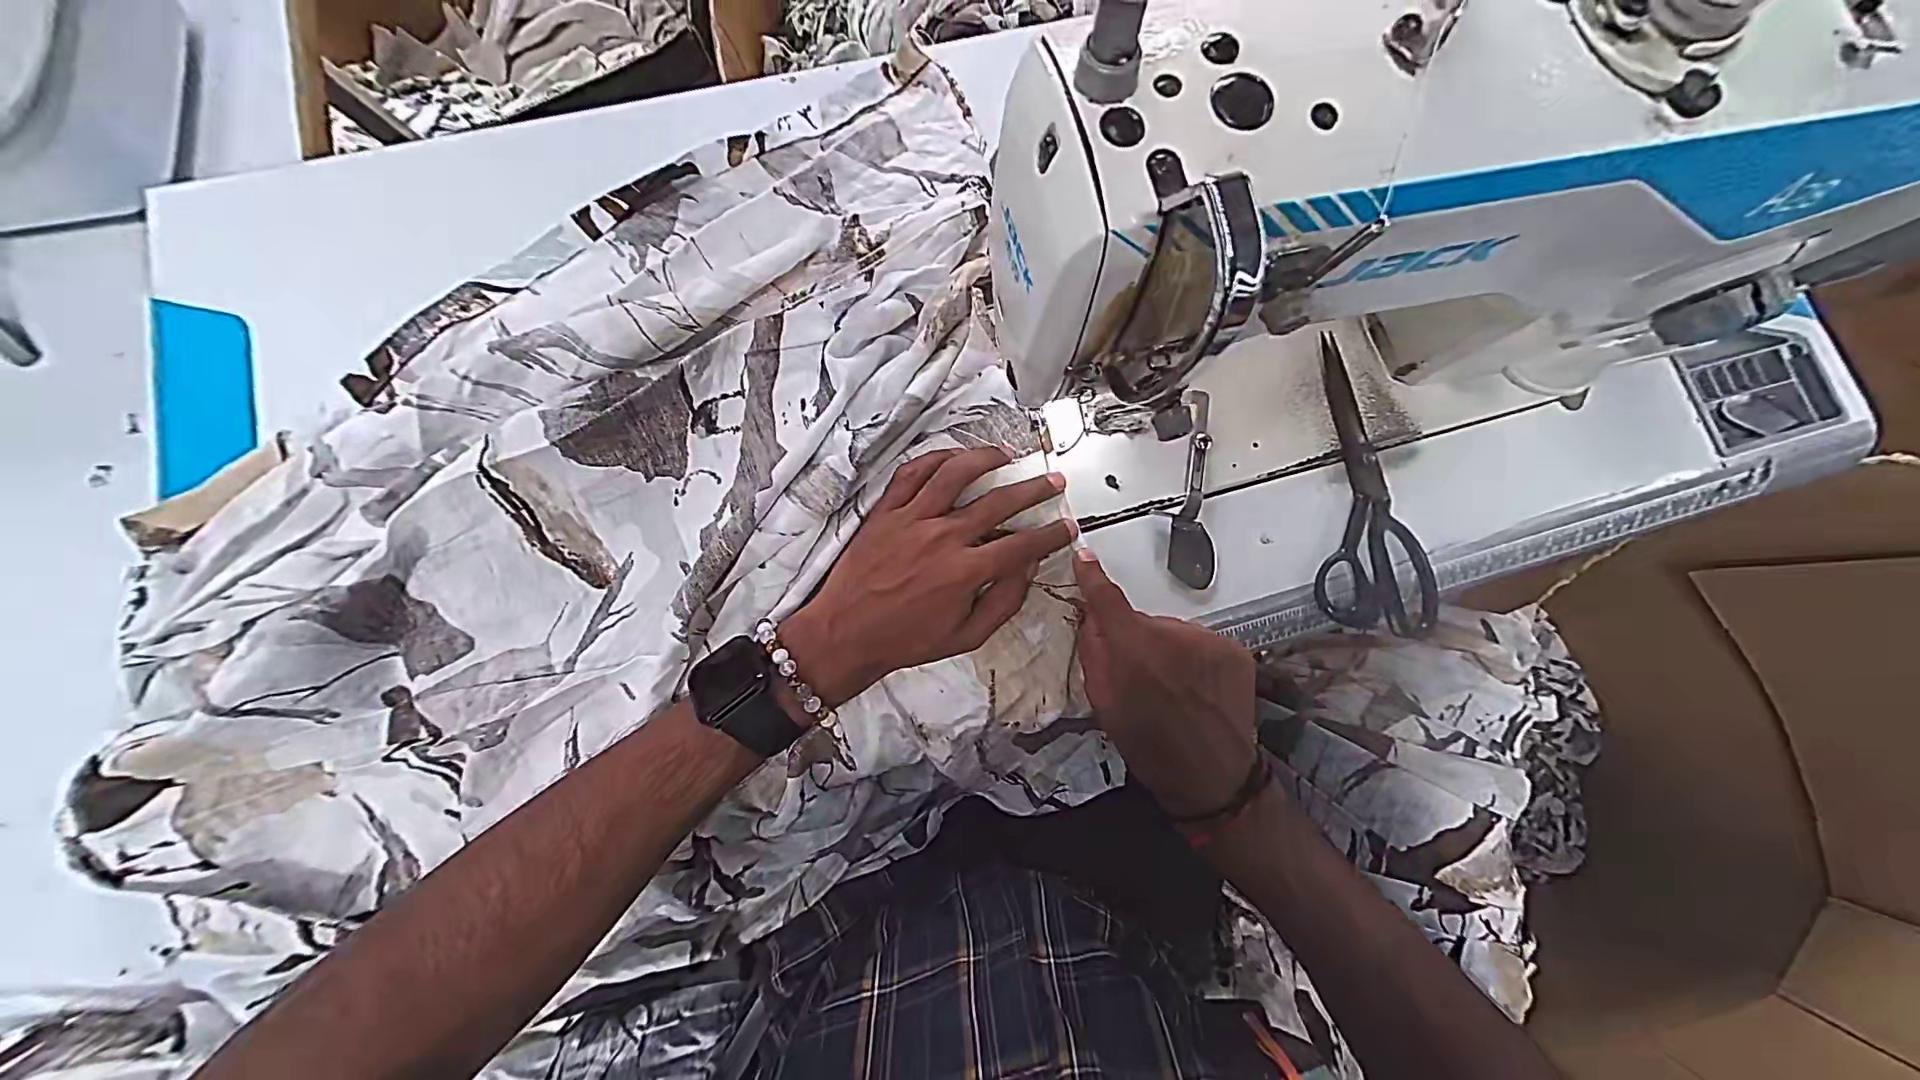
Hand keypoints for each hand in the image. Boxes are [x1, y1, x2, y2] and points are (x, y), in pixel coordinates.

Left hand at [779, 447, 1077, 707]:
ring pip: (956, 473)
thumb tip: (1026, 572)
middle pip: (1000, 501)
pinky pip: (912, 473)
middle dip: (1034, 489)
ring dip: (987, 459)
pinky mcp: (886, 512)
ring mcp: (911, 520)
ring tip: (1005, 456)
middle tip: (1050, 482)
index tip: (1064, 527)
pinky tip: (952, 457)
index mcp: (964, 572)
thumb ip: (1003, 602)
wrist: (846, 634)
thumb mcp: (965, 636)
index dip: (1051, 534)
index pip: (1022, 544)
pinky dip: (935, 458)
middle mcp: (941, 538)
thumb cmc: (901, 638)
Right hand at [1073, 549, 1257, 816]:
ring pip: (1173, 632)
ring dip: (1169, 650)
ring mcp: (1207, 642)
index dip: (1092, 576)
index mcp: (1134, 651)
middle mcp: (1172, 637)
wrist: (1212, 776)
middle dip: (1137, 639)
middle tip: (1142, 677)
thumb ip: (1094, 655)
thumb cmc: (1153, 748)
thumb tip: (1091, 621)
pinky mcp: (1232, 649)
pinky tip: (1195, 687)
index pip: (1107, 599)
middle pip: (1142, 620)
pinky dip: (1194, 658)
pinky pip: (1200, 642)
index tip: (1085, 558)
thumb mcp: (1104, 705)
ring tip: (1174, 689)